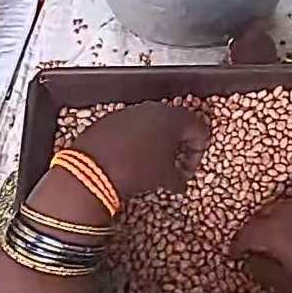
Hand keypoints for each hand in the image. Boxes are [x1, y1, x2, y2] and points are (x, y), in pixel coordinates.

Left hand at [68, 102, 208, 198]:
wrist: (93, 169)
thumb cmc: (138, 170)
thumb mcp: (165, 178)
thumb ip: (180, 179)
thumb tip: (180, 183)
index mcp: (173, 118)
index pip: (198, 130)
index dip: (197, 153)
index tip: (187, 172)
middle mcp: (153, 109)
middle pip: (176, 124)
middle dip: (178, 146)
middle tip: (174, 167)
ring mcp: (130, 112)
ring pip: (152, 124)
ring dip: (156, 143)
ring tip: (151, 166)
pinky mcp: (111, 119)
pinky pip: (131, 128)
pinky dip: (136, 142)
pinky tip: (130, 160)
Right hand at [231, 196, 291, 292]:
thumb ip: (267, 270)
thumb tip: (251, 264)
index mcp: (275, 231)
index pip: (245, 234)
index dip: (237, 246)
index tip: (234, 255)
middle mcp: (290, 209)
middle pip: (262, 215)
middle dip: (254, 230)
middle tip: (253, 249)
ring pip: (282, 206)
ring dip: (274, 221)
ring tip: (277, 241)